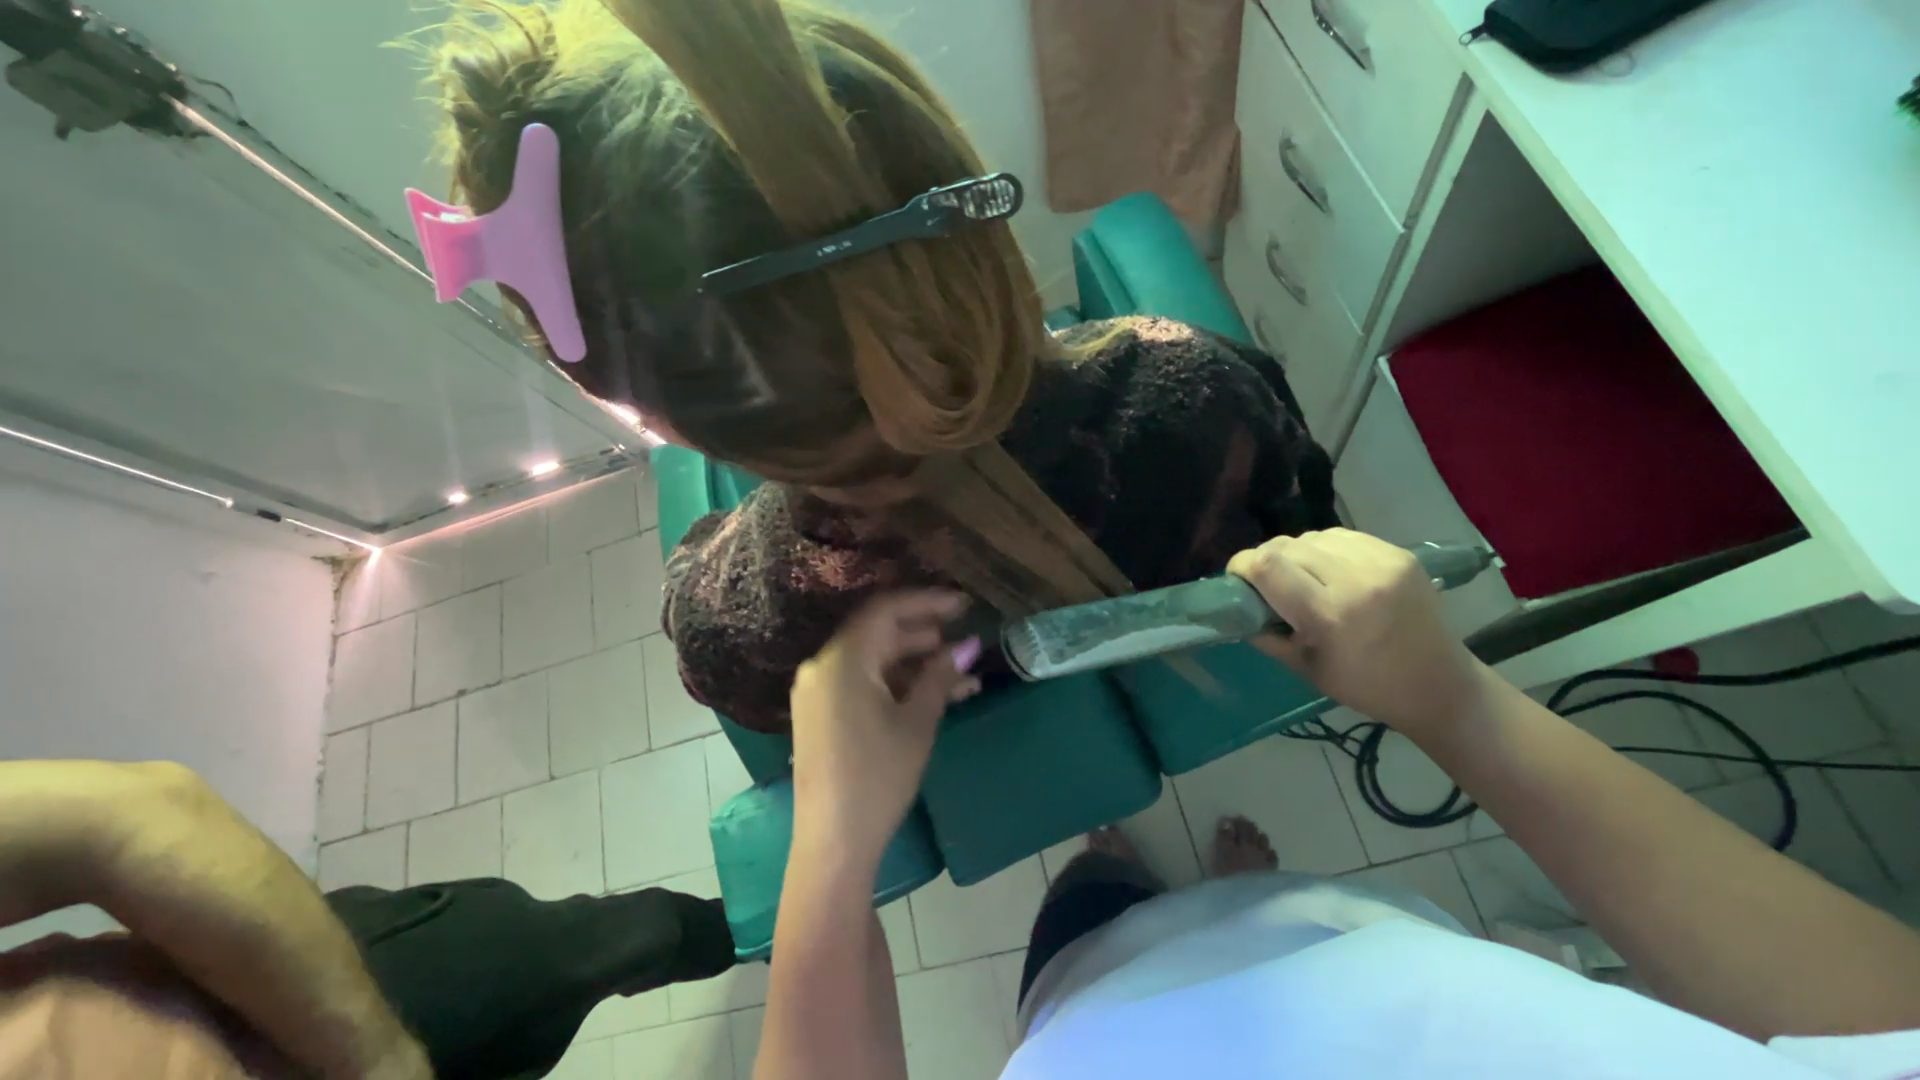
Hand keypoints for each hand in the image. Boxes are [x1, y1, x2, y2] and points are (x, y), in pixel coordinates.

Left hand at [789, 591, 981, 867]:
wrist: (833, 842)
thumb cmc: (879, 777)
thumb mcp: (917, 722)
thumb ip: (940, 676)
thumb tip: (968, 646)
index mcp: (842, 660)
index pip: (885, 610)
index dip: (927, 602)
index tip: (964, 604)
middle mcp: (822, 667)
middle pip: (878, 634)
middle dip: (925, 636)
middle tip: (967, 641)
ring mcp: (818, 693)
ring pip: (873, 663)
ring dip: (915, 665)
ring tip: (963, 678)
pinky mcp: (820, 716)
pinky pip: (862, 685)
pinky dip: (895, 686)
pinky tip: (934, 698)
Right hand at [1227, 528, 1489, 738]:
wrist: (1439, 684)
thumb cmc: (1367, 687)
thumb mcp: (1305, 669)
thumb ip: (1267, 635)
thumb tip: (1237, 609)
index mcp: (1330, 614)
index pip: (1267, 565)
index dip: (1241, 565)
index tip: (1236, 579)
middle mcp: (1355, 579)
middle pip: (1286, 545)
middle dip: (1266, 560)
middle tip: (1266, 583)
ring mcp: (1381, 561)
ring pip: (1313, 536)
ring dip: (1297, 553)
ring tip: (1302, 577)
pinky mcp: (1399, 553)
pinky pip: (1343, 537)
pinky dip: (1326, 550)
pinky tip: (1331, 571)